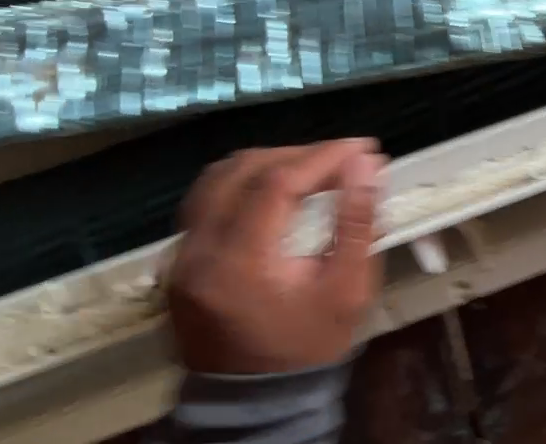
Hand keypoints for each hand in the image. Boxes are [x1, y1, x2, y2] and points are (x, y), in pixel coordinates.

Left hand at [167, 139, 386, 374]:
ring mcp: (181, 258)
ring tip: (312, 170)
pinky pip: (206, 199)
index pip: (277, 183)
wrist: (255, 398)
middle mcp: (198, 254)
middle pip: (244, 170)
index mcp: (239, 263)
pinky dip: (244, 182)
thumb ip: (357, 220)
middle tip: (343, 161)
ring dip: (269, 163)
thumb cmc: (309, 342)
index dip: (324, 156)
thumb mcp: (348, 287)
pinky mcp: (179, 261)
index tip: (364, 147)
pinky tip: (277, 190)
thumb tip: (365, 162)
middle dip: (300, 154)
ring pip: (217, 178)